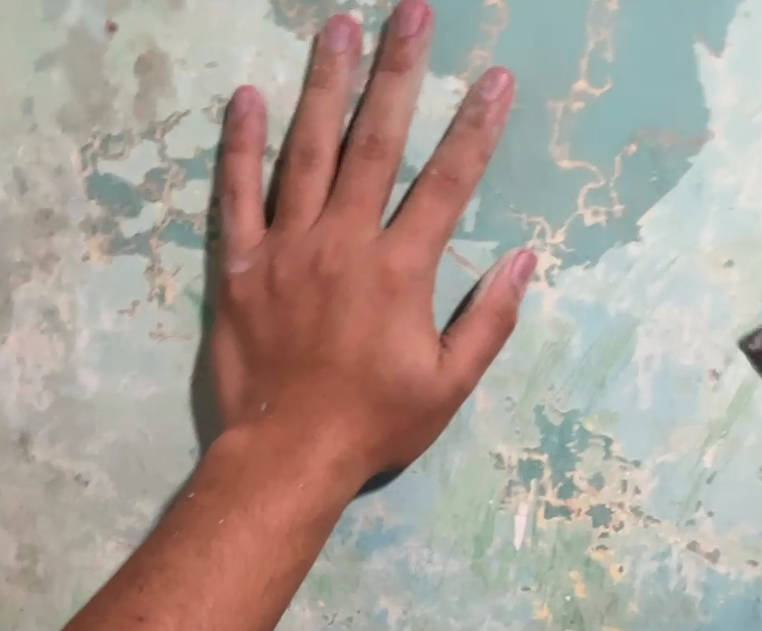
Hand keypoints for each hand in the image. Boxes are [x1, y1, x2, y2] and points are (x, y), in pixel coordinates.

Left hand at [207, 0, 533, 487]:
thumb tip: (524, 262)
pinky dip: (240, 146)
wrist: (289, 455)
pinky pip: (236, 195)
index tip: (496, 78)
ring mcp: (286, 249)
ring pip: (306, 152)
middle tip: (411, 12)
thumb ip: (489, 323)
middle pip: (375, 143)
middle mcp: (343, 242)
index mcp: (399, 271)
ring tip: (339, 28)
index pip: (447, 184)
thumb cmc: (374, 425)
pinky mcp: (240, 267)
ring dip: (324, 86)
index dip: (475, 129)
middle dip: (399, 74)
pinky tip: (246, 99)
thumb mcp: (449, 387)